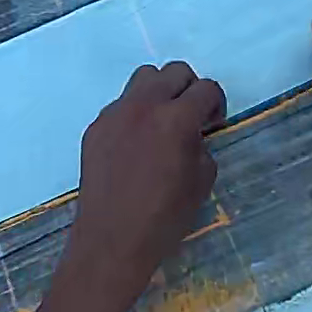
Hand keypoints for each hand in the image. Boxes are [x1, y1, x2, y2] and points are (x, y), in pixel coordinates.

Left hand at [58, 61, 225, 311]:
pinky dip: (134, 114)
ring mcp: (115, 113)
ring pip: (143, 78)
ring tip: (161, 122)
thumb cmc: (165, 217)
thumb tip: (193, 132)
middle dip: (190, 89)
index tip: (213, 122)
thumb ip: (201, 144)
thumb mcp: (202, 181)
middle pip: (174, 72)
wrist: (112, 240)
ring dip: (160, 92)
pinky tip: (135, 144)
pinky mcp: (96, 126)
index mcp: (176, 119)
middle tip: (191, 117)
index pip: (206, 88)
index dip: (216, 104)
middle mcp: (144, 106)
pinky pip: (120, 105)